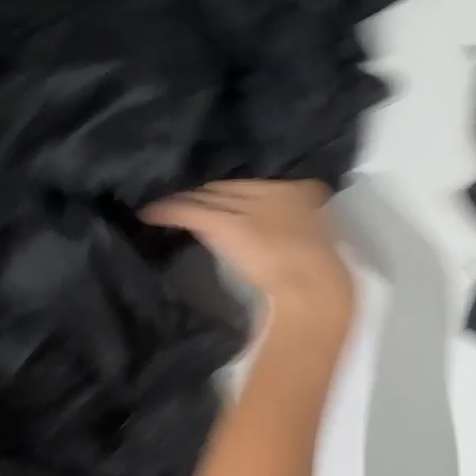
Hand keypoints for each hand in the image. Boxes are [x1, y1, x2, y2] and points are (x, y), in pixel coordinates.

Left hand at [143, 180, 354, 313]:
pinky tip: (150, 214)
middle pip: (233, 187)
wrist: (314, 291)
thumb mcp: (323, 246)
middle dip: (214, 191)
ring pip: (208, 195)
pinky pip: (184, 211)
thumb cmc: (325, 276)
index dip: (250, 191)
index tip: (240, 198)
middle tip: (197, 196)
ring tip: (172, 202)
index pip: (268, 184)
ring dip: (188, 199)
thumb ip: (308, 234)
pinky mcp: (219, 222)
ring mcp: (243, 206)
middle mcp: (271, 191)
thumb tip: (296, 238)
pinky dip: (166, 212)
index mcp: (302, 194)